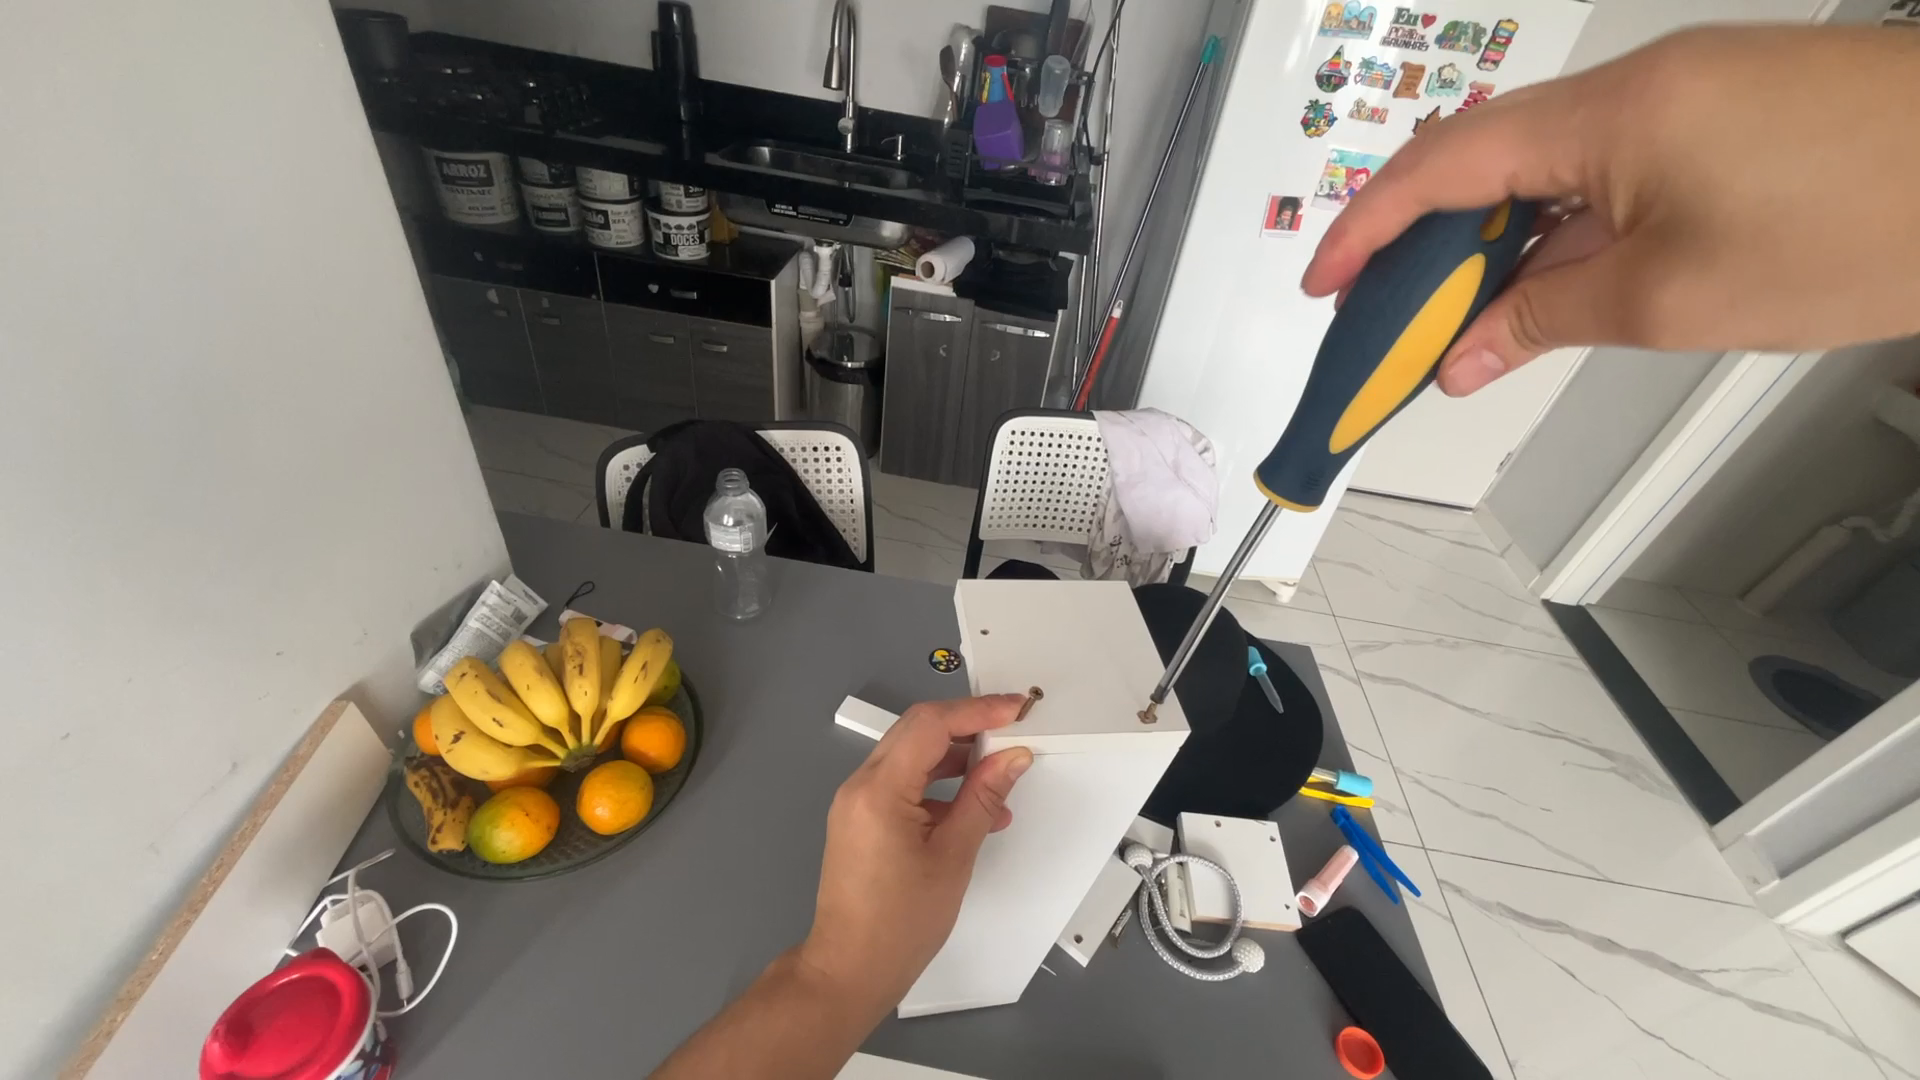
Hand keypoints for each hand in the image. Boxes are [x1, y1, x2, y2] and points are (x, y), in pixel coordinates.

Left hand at [797, 695, 1033, 1016]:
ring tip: (999, 773)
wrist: (849, 970)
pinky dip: (937, 783)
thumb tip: (1014, 756)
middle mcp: (861, 783)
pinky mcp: (861, 816)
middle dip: (967, 724)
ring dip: (954, 755)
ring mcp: (856, 799)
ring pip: (910, 753)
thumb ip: (984, 797)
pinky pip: (902, 781)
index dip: (977, 711)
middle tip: (1011, 728)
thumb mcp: (954, 856)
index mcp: (879, 789)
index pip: (931, 724)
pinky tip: (972, 807)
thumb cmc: (902, 921)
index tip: (1017, 710)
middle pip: (917, 729)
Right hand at [1302, 26, 1919, 396]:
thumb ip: (1537, 324)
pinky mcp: (1700, 121)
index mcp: (1609, 118)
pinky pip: (1578, 178)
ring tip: (1426, 313)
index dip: (1364, 232)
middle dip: (1400, 239)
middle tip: (1365, 309)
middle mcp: (1625, 92)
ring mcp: (1666, 102)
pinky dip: (1528, 237)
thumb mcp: (1668, 299)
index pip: (1441, 170)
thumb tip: (1453, 365)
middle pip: (1466, 161)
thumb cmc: (1867, 227)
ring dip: (1464, 244)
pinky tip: (1511, 289)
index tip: (1322, 288)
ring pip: (1519, 171)